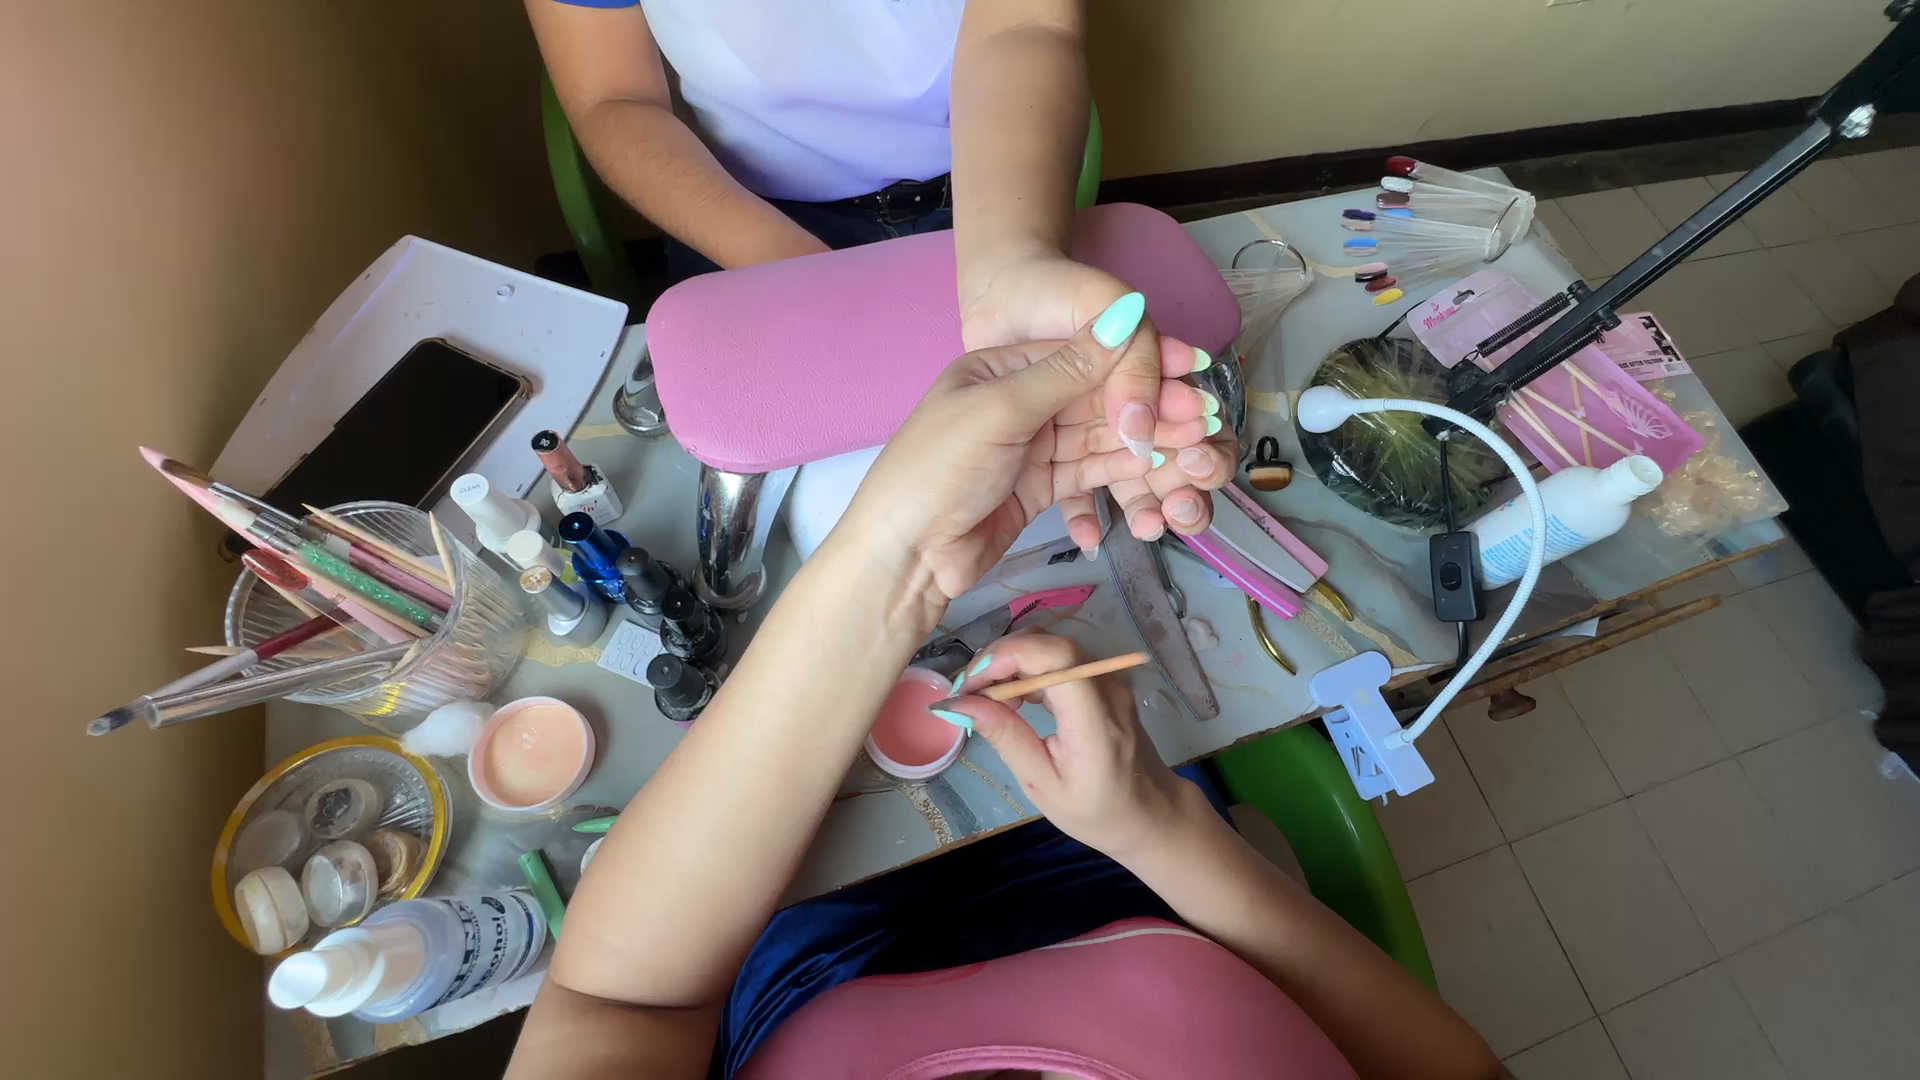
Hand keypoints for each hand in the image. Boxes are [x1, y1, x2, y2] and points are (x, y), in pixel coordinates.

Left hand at [839, 292, 1234, 604]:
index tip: (1189, 371)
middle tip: (1203, 419)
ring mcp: (1032, 447)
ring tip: (1193, 451)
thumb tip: (1122, 322)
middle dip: (1150, 410)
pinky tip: (1151, 481)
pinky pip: (1088, 476)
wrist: (906, 553)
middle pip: (1097, 401)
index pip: (1082, 356)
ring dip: (1144, 445)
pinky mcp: (1039, 487)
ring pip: (1099, 439)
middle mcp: (1022, 403)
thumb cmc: (938, 468)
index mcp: (1003, 368)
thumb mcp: (997, 410)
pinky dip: (1119, 478)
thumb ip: (1062, 371)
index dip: (1135, 365)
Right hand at [937, 633, 1209, 860]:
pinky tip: (1011, 695)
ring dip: (1010, 660)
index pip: (1055, 659)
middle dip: (999, 657)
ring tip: (985, 695)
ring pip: (1050, 644)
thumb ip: (1005, 736)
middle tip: (968, 690)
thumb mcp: (1042, 784)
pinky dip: (1026, 666)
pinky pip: (1058, 656)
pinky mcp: (1102, 678)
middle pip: (1049, 644)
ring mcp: (1108, 679)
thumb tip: (958, 702)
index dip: (1007, 657)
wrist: (1149, 812)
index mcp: (1095, 722)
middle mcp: (1107, 688)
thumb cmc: (1095, 810)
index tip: (970, 684)